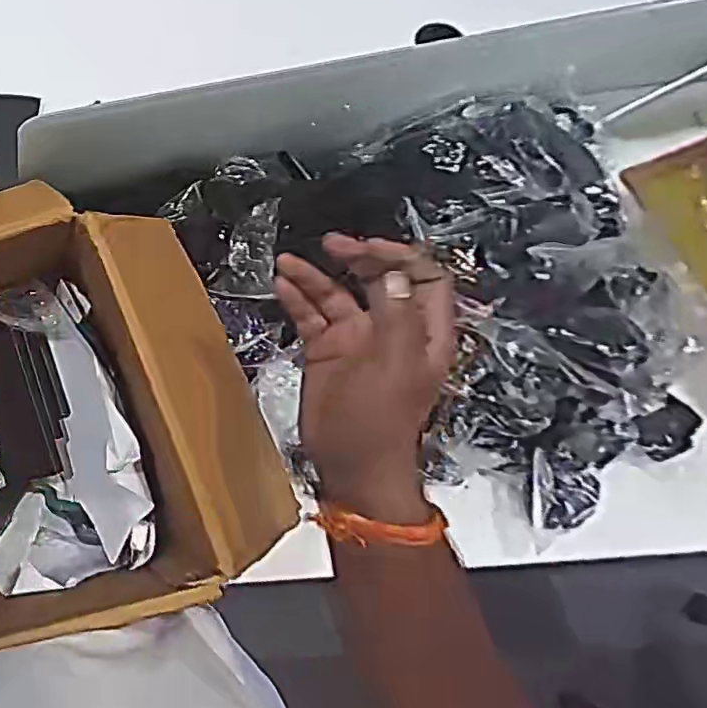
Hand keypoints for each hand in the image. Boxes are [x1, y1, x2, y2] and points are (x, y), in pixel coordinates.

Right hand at [272, 234, 456, 522]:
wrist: (350, 462)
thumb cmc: (378, 422)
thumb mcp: (392, 368)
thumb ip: (394, 320)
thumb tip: (392, 276)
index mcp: (422, 334)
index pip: (423, 280)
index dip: (400, 258)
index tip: (367, 248)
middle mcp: (390, 331)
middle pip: (379, 281)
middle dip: (357, 258)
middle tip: (330, 245)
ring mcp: (355, 341)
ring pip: (337, 296)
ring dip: (315, 277)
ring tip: (288, 262)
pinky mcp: (325, 351)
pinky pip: (311, 317)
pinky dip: (297, 300)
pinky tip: (283, 287)